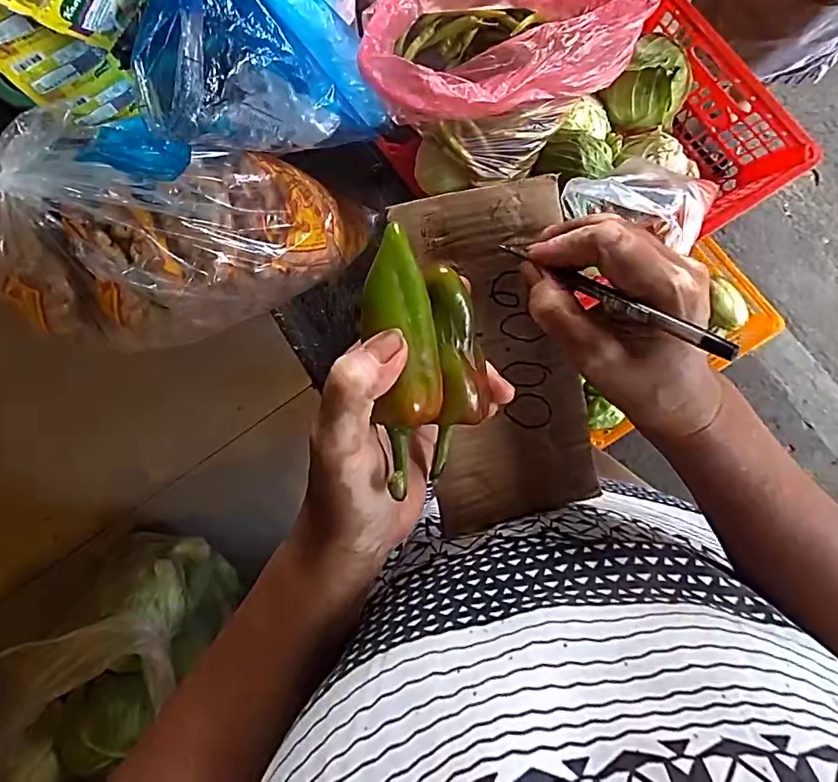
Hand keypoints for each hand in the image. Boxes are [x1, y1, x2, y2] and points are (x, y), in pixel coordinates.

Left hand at [292, 330, 513, 586]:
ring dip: (472, 371)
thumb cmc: (340, 495)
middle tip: (482, 324)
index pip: (389, 328)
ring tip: (500, 385)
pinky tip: (497, 403)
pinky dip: (476, 399)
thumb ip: (352, 389)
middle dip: (454, 333)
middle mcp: (381, 385)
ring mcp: (406, 408)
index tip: (450, 289)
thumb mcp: (338, 440)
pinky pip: (455, 405)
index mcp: (357, 377)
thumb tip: (396, 340)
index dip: (418, 305)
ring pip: (444, 373)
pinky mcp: (425, 432)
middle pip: (423, 345)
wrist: (354, 548)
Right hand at [522, 215, 727, 444]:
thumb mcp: (592, 359)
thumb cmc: (645, 387)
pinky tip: (571, 264)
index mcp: (670, 289)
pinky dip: (591, 246)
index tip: (533, 259)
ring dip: (577, 239)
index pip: (611, 241)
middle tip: (536, 259)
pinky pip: (623, 241)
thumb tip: (532, 273)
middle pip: (614, 228)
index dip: (565, 243)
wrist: (683, 399)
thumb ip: (558, 314)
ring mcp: (678, 261)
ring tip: (549, 261)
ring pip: (617, 229)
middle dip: (567, 237)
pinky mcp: (669, 263)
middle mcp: (681, 266)